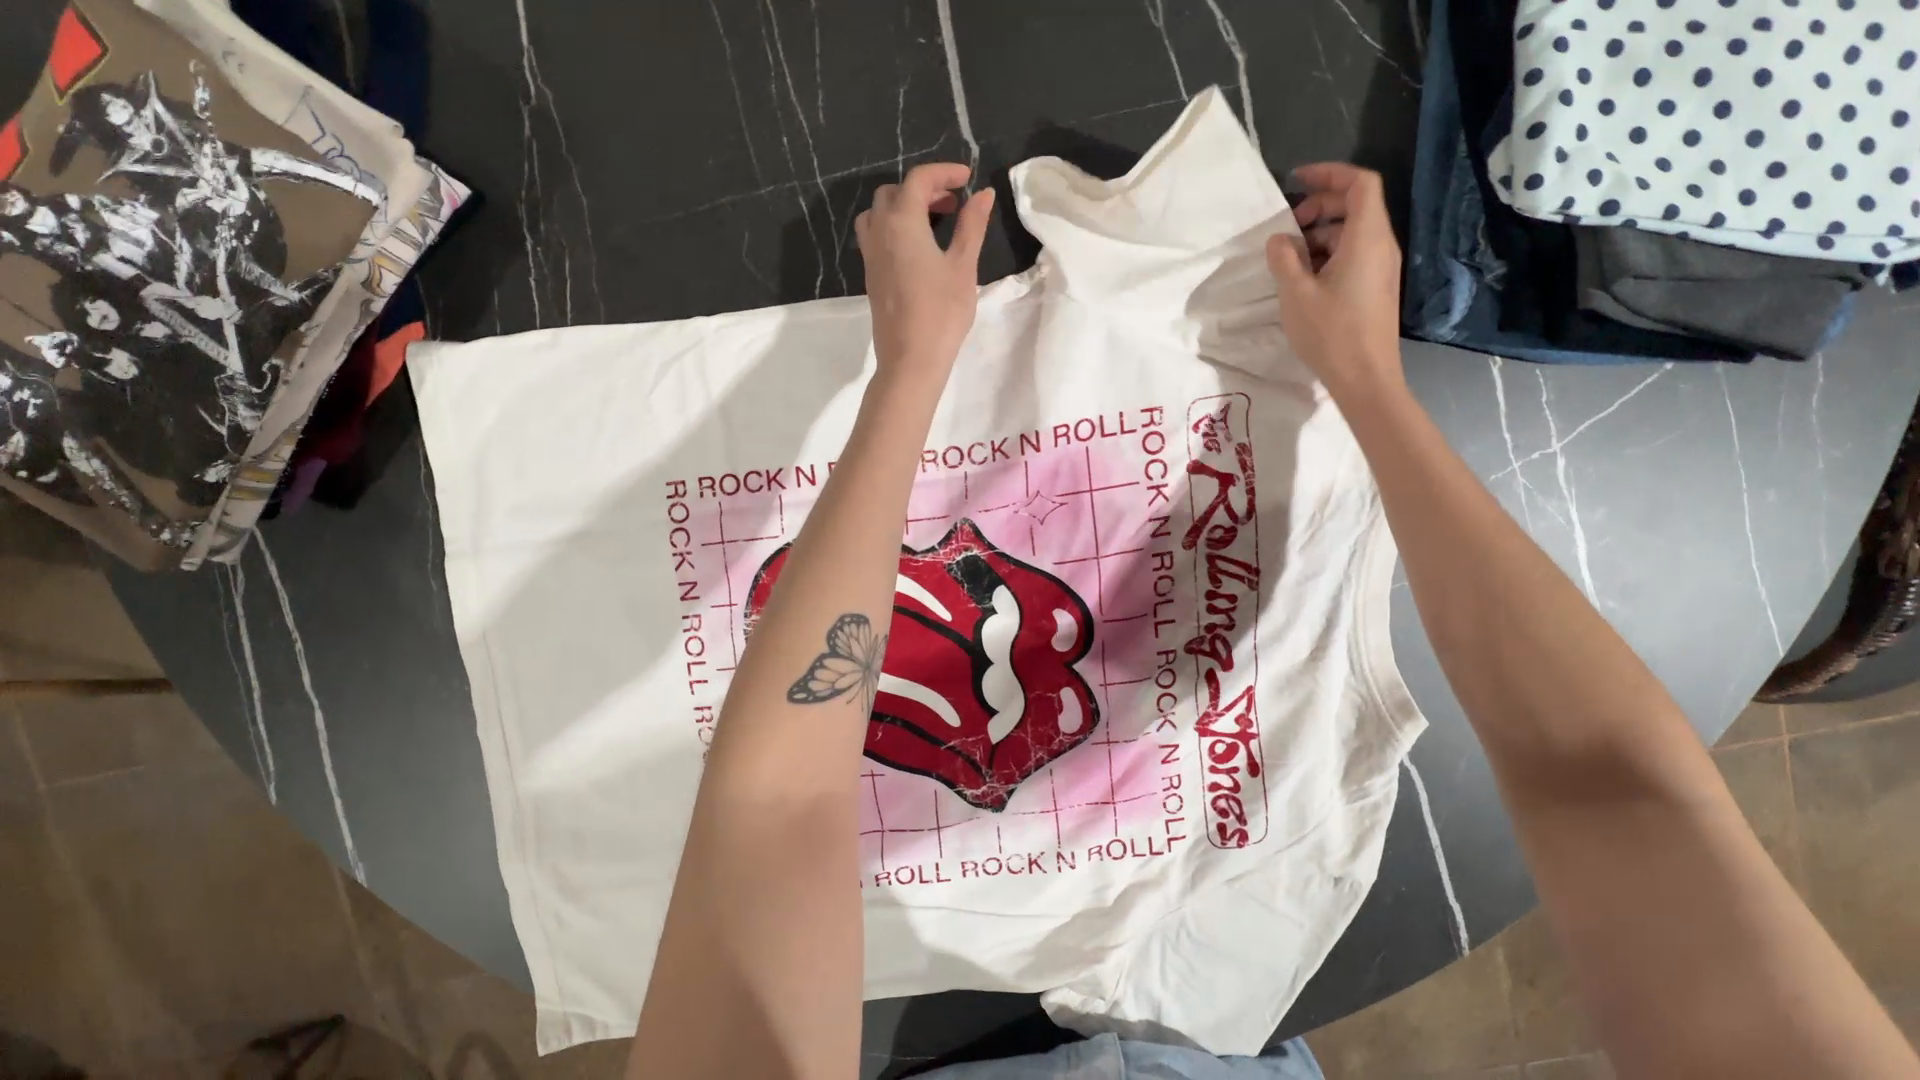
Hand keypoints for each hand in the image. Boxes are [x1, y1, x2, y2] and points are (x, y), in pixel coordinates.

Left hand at [856, 163, 995, 383]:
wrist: (910, 359)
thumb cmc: (942, 313)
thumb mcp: (963, 266)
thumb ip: (971, 226)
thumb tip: (983, 195)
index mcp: (902, 222)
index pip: (919, 180)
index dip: (944, 172)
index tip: (968, 178)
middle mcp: (879, 231)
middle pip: (894, 192)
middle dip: (924, 188)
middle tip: (953, 202)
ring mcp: (870, 254)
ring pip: (879, 212)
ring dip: (904, 206)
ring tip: (933, 221)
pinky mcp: (871, 274)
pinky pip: (876, 234)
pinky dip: (895, 226)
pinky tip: (919, 246)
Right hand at [1265, 163, 1404, 399]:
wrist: (1366, 378)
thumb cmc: (1331, 333)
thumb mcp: (1295, 294)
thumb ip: (1284, 259)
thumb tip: (1279, 240)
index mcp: (1367, 238)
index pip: (1360, 183)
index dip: (1330, 173)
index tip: (1298, 180)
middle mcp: (1381, 245)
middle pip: (1356, 205)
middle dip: (1320, 206)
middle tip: (1288, 228)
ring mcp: (1381, 267)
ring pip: (1353, 232)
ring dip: (1320, 234)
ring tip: (1289, 257)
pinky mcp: (1375, 287)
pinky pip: (1354, 254)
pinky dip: (1329, 253)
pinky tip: (1304, 277)